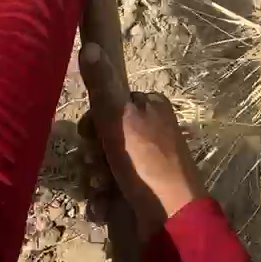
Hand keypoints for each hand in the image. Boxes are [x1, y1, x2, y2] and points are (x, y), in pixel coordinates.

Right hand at [77, 43, 205, 238]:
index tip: (90, 136)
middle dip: (93, 157)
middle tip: (98, 167)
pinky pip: (108, 190)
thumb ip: (102, 85)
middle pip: (102, 138)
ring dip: (95, 181)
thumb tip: (90, 45)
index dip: (93, 123)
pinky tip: (105, 207)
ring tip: (103, 190)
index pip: (108, 105)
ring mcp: (145, 162)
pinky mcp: (139, 191)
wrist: (170, 216)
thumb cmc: (146, 161)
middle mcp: (149, 131)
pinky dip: (103, 199)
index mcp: (149, 106)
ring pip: (102, 166)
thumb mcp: (120, 117)